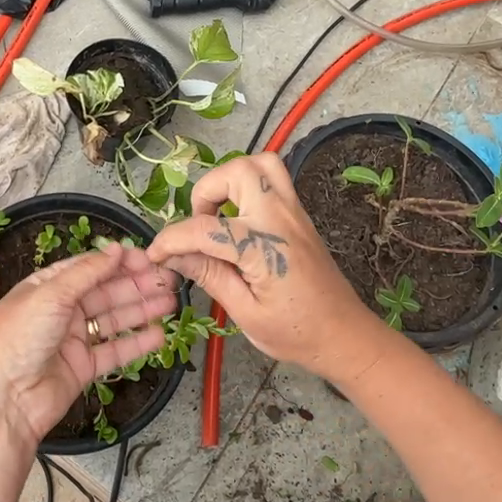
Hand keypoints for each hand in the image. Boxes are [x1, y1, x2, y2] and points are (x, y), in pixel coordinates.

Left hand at [0, 243, 177, 444]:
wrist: (4, 399)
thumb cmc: (18, 338)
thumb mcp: (50, 295)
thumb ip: (87, 272)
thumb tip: (116, 248)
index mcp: (47, 287)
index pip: (89, 268)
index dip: (119, 262)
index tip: (149, 259)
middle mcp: (61, 310)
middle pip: (106, 292)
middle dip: (137, 285)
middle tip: (169, 280)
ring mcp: (72, 340)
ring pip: (113, 320)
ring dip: (142, 310)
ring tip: (171, 302)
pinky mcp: (83, 368)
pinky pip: (114, 351)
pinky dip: (136, 343)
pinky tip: (159, 334)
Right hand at [147, 153, 391, 381]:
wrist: (345, 335)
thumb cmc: (296, 333)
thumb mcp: (244, 313)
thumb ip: (209, 276)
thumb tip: (173, 255)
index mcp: (264, 248)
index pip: (205, 230)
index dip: (171, 240)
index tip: (155, 255)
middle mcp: (280, 219)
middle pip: (238, 172)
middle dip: (207, 191)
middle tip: (199, 225)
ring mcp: (294, 212)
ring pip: (260, 165)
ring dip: (230, 180)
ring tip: (219, 215)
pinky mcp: (299, 215)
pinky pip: (274, 179)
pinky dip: (248, 187)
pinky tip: (238, 221)